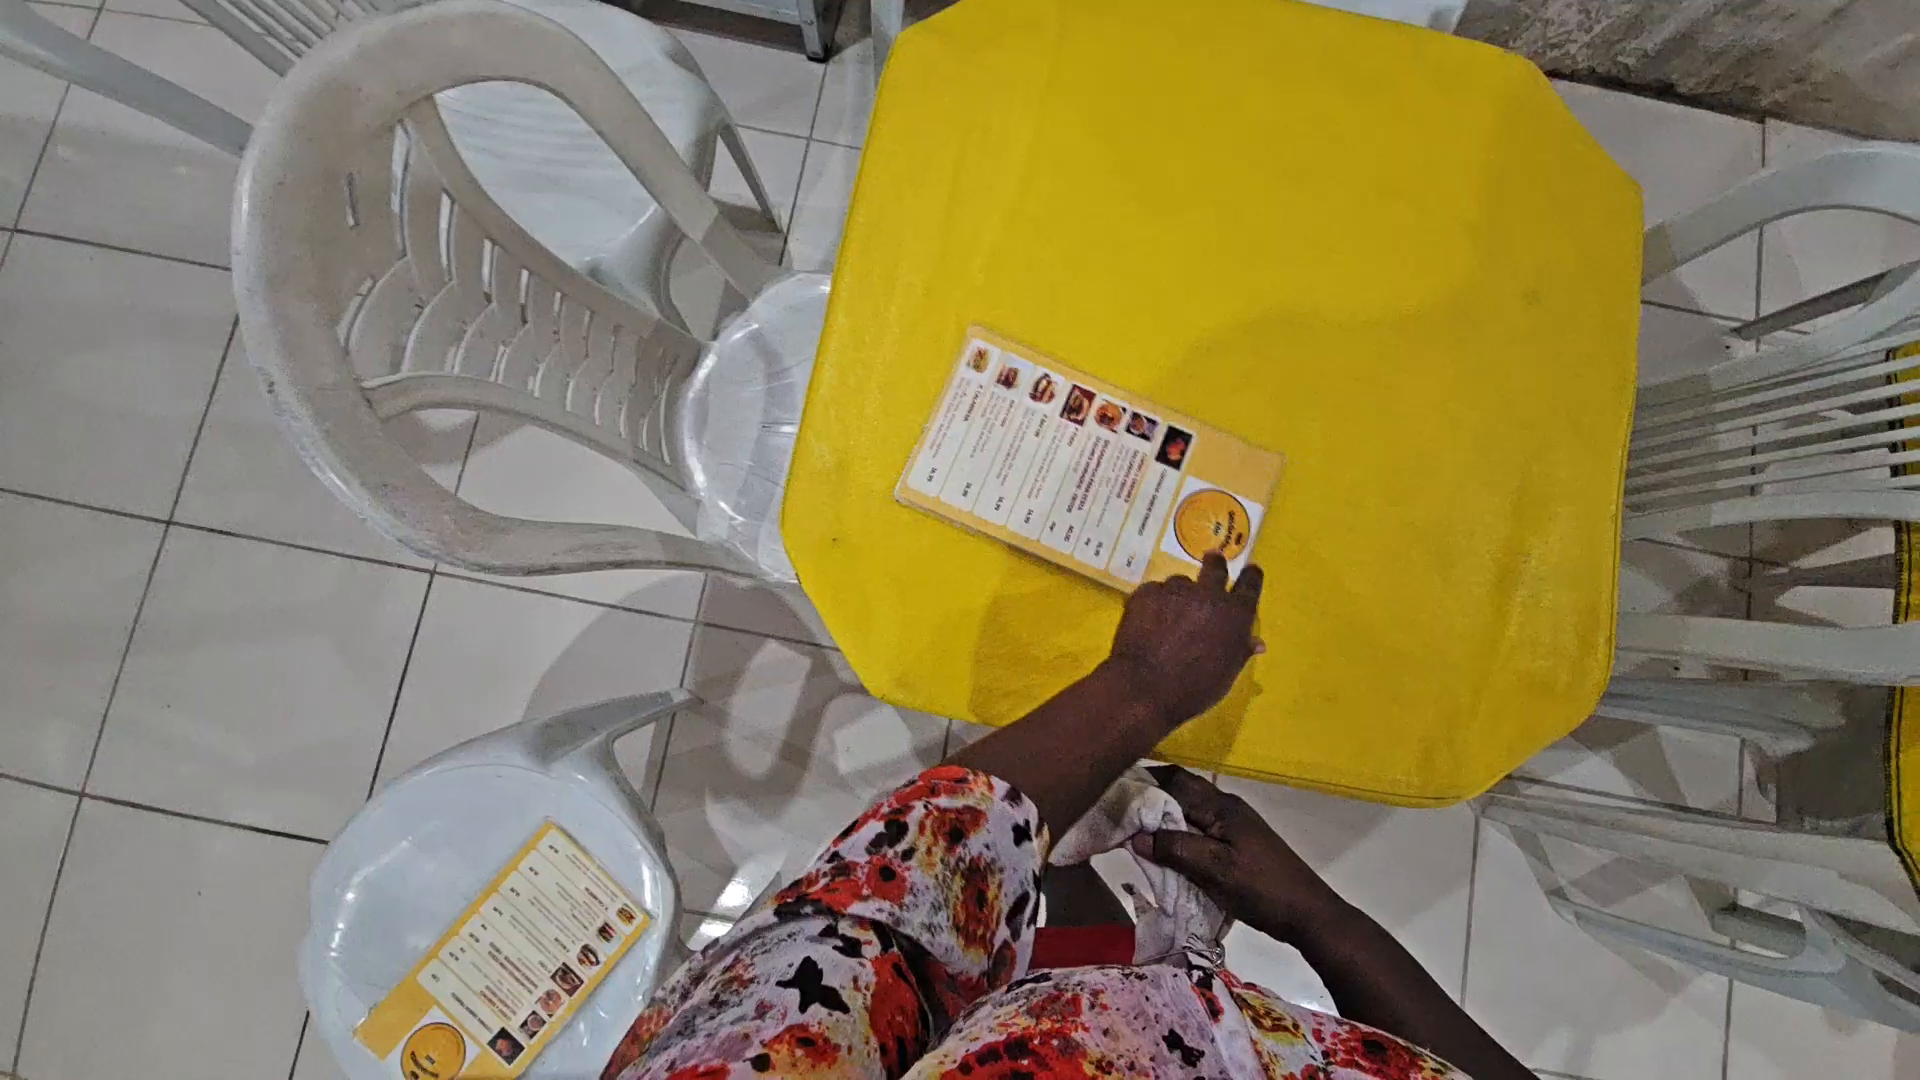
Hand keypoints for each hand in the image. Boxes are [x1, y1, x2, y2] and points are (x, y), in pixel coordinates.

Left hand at [1104, 551, 1263, 726]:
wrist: (1145, 688)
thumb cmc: (1195, 689)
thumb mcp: (1227, 672)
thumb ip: (1240, 650)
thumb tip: (1256, 642)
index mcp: (1235, 614)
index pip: (1250, 584)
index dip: (1251, 576)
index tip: (1250, 570)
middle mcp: (1209, 595)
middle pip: (1215, 568)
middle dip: (1215, 562)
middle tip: (1212, 558)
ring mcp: (1175, 591)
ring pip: (1180, 582)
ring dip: (1179, 594)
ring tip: (1168, 614)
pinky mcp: (1146, 593)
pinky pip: (1153, 592)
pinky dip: (1153, 603)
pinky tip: (1146, 621)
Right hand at [1131, 766, 1348, 942]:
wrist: (1310, 915)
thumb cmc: (1262, 889)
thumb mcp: (1216, 871)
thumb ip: (1176, 849)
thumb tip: (1137, 837)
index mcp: (1220, 806)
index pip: (1174, 782)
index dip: (1144, 782)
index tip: (1114, 790)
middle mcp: (1225, 805)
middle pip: (1180, 789)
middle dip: (1150, 795)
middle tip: (1119, 808)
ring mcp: (1232, 822)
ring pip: (1189, 806)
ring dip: (1163, 813)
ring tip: (1135, 827)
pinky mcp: (1236, 840)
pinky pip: (1198, 823)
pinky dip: (1177, 828)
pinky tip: (1165, 846)